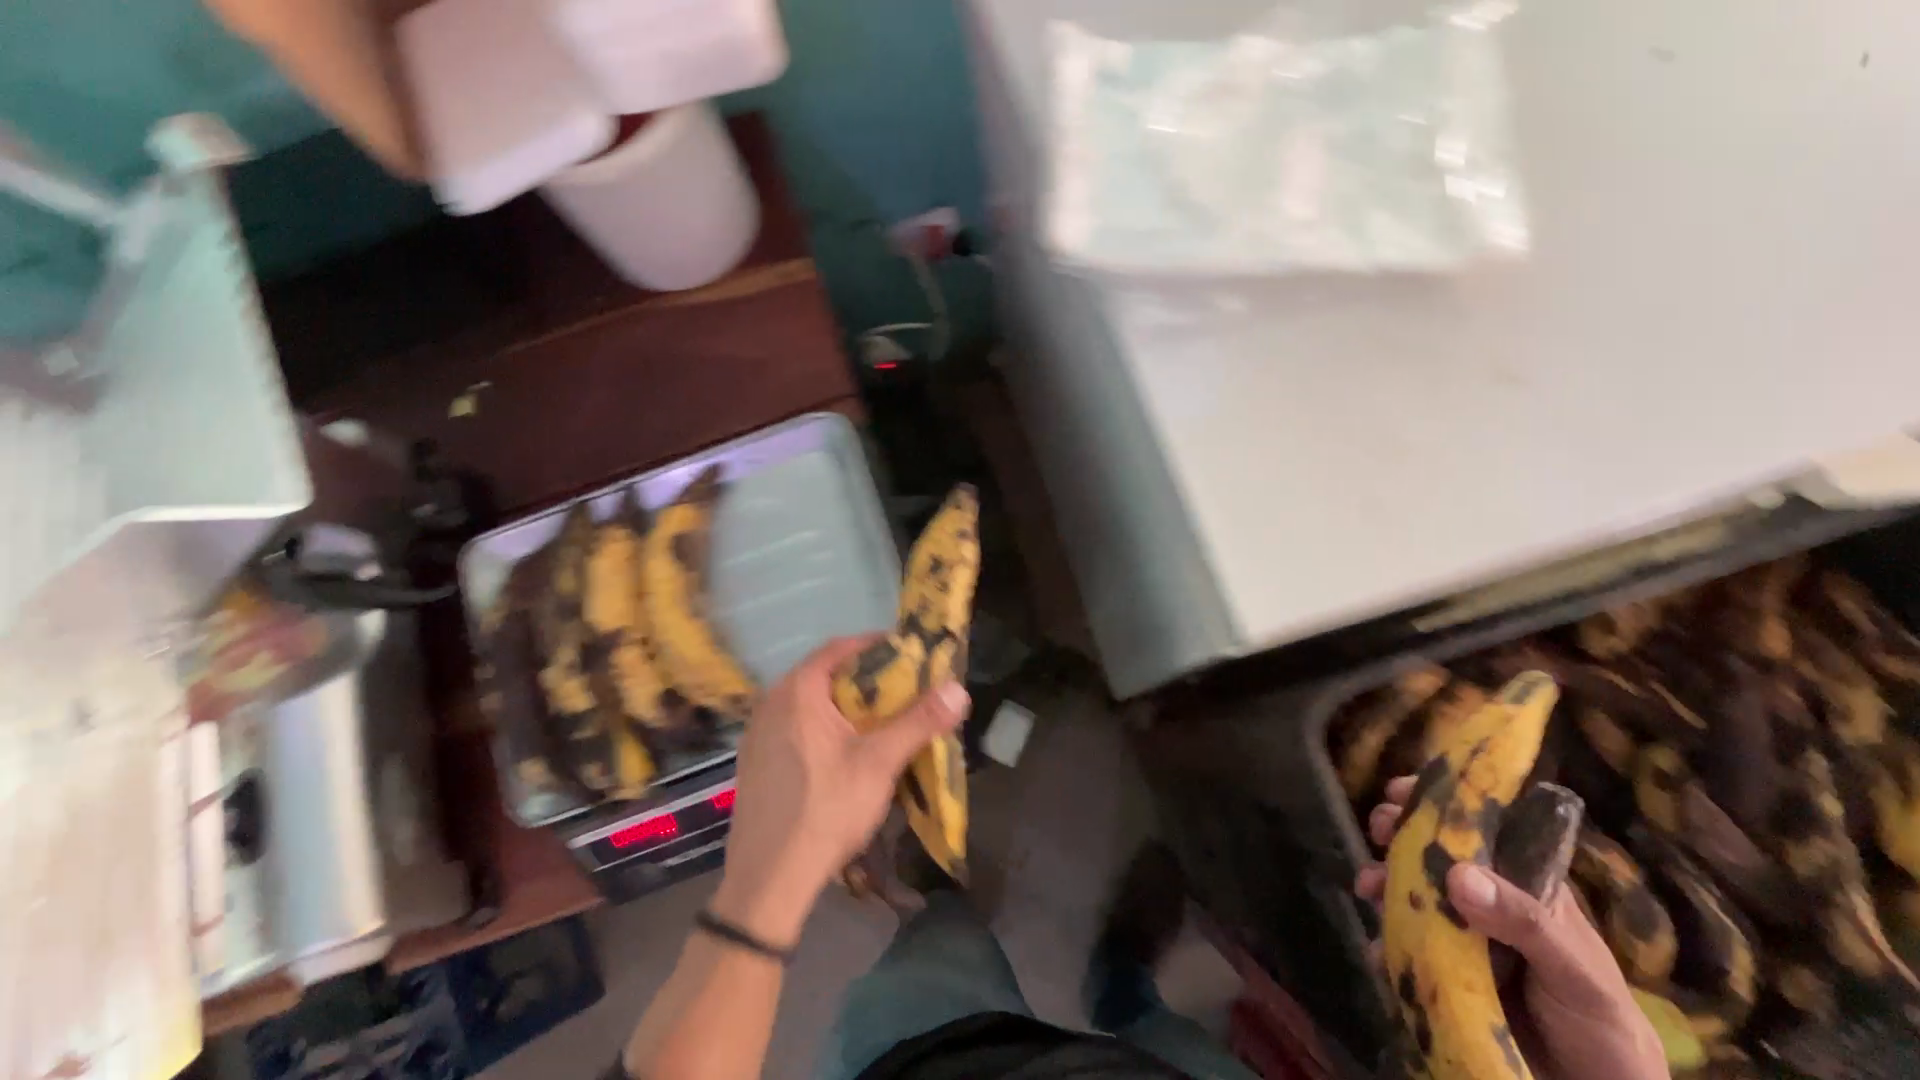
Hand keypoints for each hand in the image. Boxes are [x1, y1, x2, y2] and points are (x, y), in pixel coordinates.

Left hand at [711, 635, 969, 948]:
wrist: (769, 878)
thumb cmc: (825, 810)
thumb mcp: (880, 763)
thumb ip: (918, 721)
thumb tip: (958, 689)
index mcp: (797, 691)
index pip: (841, 647)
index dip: (878, 647)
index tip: (912, 658)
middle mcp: (771, 702)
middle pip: (826, 675)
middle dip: (867, 680)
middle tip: (905, 694)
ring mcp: (758, 733)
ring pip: (810, 704)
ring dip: (847, 708)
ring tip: (883, 724)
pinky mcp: (756, 761)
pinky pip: (796, 728)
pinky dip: (825, 729)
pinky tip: (847, 756)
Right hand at [1356, 778, 1667, 1079]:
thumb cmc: (1603, 1024)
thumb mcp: (1577, 971)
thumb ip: (1526, 922)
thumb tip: (1457, 873)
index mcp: (1526, 888)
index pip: (1482, 830)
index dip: (1440, 804)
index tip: (1403, 790)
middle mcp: (1488, 906)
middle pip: (1437, 857)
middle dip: (1402, 837)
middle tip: (1377, 829)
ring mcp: (1462, 941)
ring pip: (1413, 897)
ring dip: (1383, 884)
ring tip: (1365, 887)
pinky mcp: (1440, 978)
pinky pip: (1403, 952)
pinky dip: (1382, 946)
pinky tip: (1376, 951)